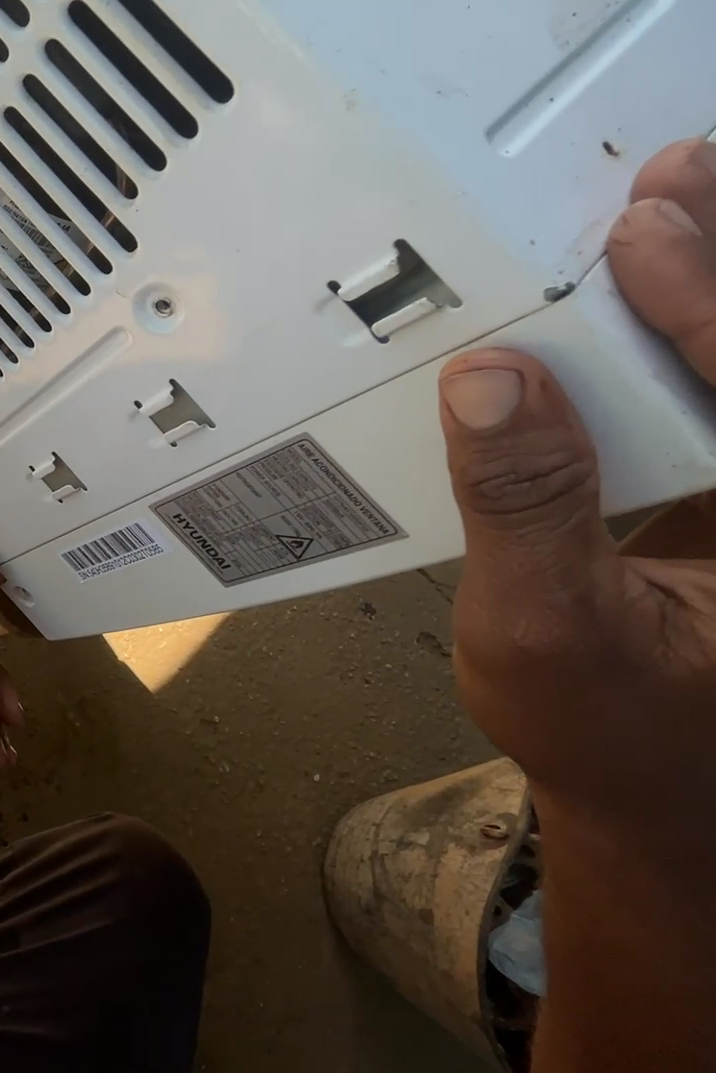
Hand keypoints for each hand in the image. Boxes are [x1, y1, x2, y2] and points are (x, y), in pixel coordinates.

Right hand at [439, 137, 715, 836]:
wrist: (654, 786)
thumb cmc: (601, 723)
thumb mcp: (544, 626)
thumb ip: (527, 503)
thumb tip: (488, 380)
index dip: (710, 297)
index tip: (638, 227)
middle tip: (674, 176)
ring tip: (671, 208)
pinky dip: (689, 338)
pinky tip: (648, 299)